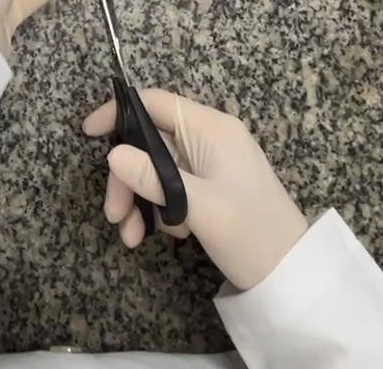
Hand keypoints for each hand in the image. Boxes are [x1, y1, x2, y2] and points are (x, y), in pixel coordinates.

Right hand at [84, 89, 311, 291]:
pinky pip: (171, 187)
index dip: (119, 112)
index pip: (155, 102)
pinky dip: (157, 208)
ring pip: (156, 167)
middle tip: (113, 213)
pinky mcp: (209, 188)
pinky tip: (159, 235)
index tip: (89, 133)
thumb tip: (113, 155)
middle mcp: (208, 138)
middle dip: (128, 175)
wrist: (293, 280)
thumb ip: (154, 178)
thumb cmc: (252, 235)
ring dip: (139, 197)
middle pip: (150, 141)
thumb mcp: (199, 206)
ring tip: (131, 236)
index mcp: (211, 128)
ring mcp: (209, 163)